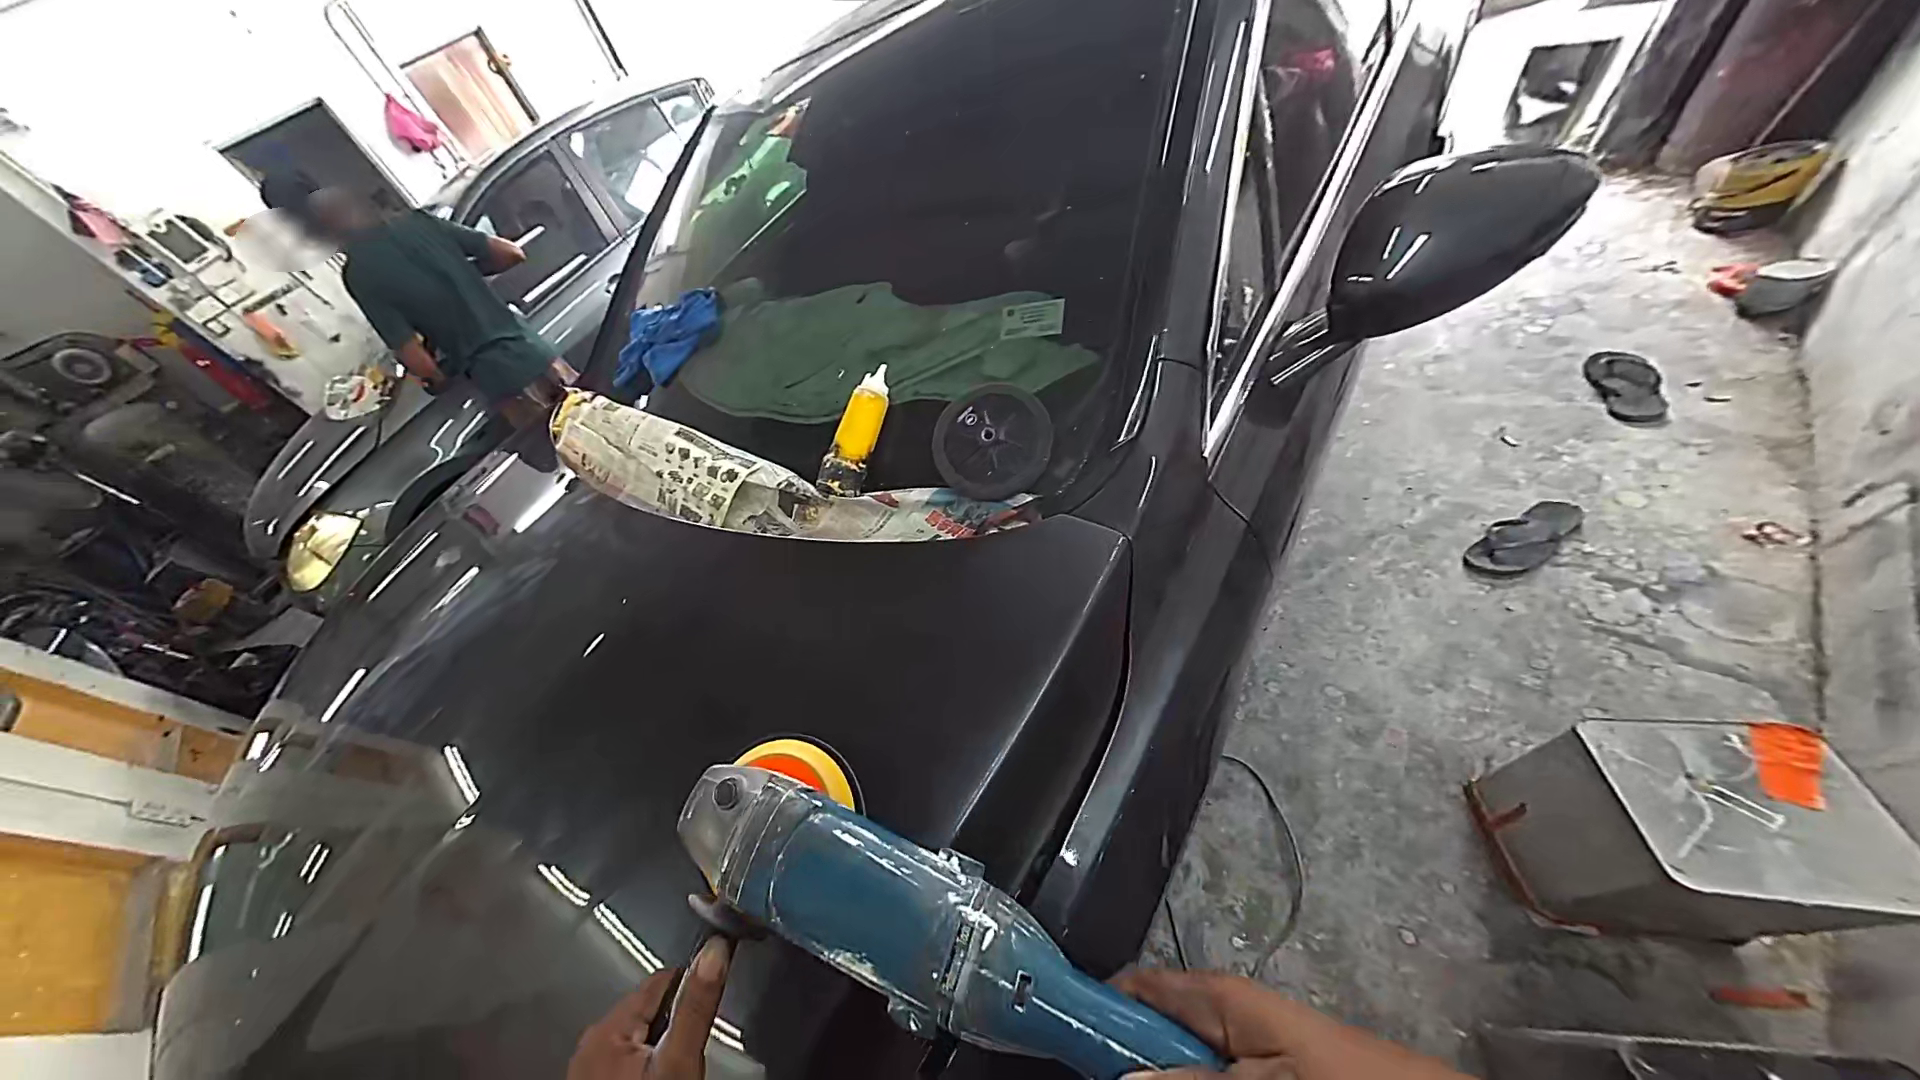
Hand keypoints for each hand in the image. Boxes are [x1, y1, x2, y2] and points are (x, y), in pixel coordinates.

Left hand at [568, 937, 733, 1079]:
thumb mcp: (678, 1064)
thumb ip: (696, 1005)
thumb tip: (716, 949)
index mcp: (607, 1027)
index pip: (665, 979)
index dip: (692, 991)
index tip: (709, 1016)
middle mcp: (591, 1042)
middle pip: (652, 1007)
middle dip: (677, 1023)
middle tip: (690, 1056)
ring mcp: (588, 1070)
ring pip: (643, 1035)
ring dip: (664, 1046)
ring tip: (676, 1074)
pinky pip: (629, 1061)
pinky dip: (647, 1068)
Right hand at [1113, 969, 1470, 1079]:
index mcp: (1215, 998)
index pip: (1135, 987)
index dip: (1097, 1010)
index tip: (1067, 1041)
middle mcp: (1221, 1015)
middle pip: (1150, 1034)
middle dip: (1130, 1065)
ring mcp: (1242, 1050)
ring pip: (1178, 1065)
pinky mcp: (1261, 1071)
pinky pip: (1210, 1075)